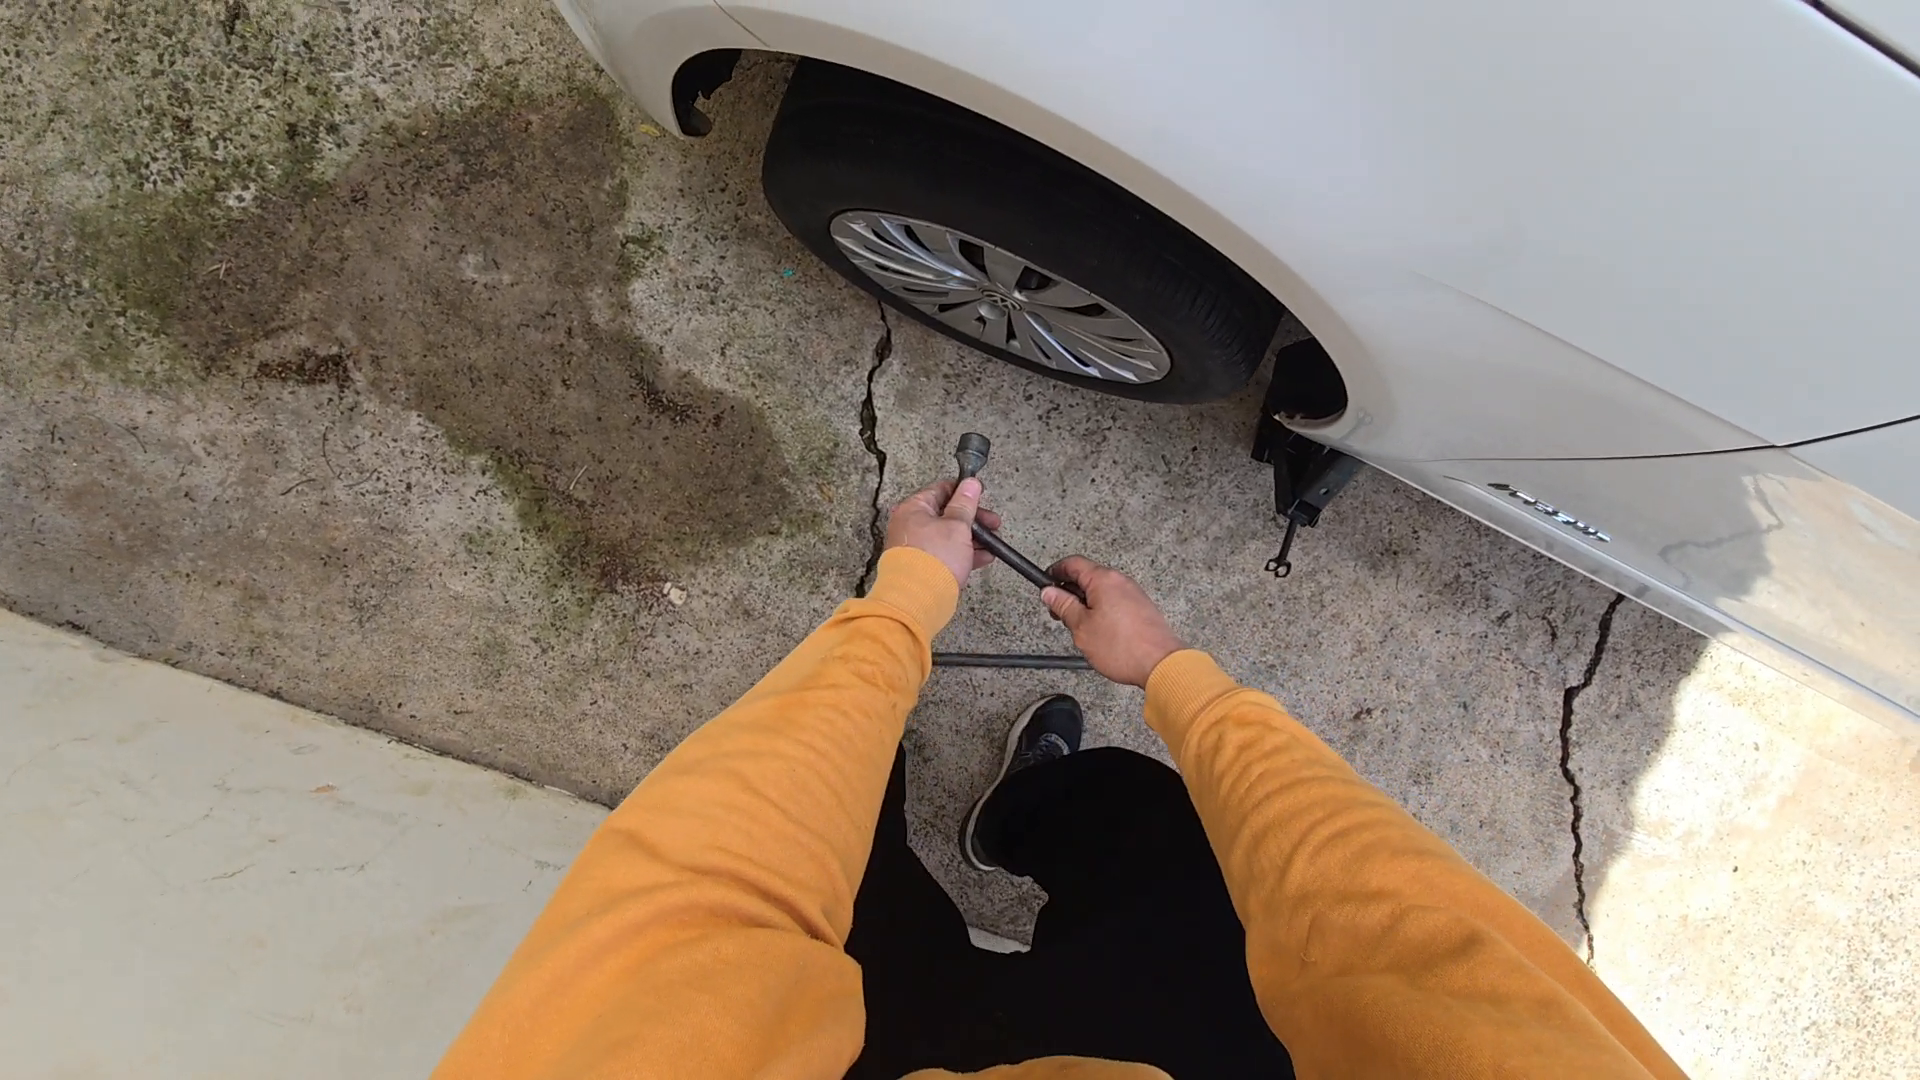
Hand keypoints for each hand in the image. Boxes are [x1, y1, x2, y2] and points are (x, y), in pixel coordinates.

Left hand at [883, 477, 1003, 587]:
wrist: (919, 598)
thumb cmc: (932, 560)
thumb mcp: (957, 526)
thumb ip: (965, 504)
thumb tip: (971, 484)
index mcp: (913, 508)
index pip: (941, 490)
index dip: (963, 491)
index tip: (979, 495)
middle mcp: (911, 525)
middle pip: (947, 514)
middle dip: (973, 519)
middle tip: (992, 522)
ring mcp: (917, 547)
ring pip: (949, 536)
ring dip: (972, 538)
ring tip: (992, 543)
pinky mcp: (924, 566)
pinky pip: (947, 554)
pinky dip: (964, 554)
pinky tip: (983, 557)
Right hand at [1040, 556, 1186, 686]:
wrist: (1160, 664)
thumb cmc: (1123, 647)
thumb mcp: (1081, 627)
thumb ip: (1063, 606)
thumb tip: (1049, 593)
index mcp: (1103, 580)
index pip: (1073, 563)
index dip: (1055, 572)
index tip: (1046, 584)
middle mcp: (1120, 581)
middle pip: (1088, 576)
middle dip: (1069, 591)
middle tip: (1058, 612)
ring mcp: (1133, 594)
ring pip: (1101, 590)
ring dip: (1085, 603)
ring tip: (1078, 626)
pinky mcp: (1141, 608)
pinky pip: (1115, 601)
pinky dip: (1102, 609)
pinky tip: (1098, 631)